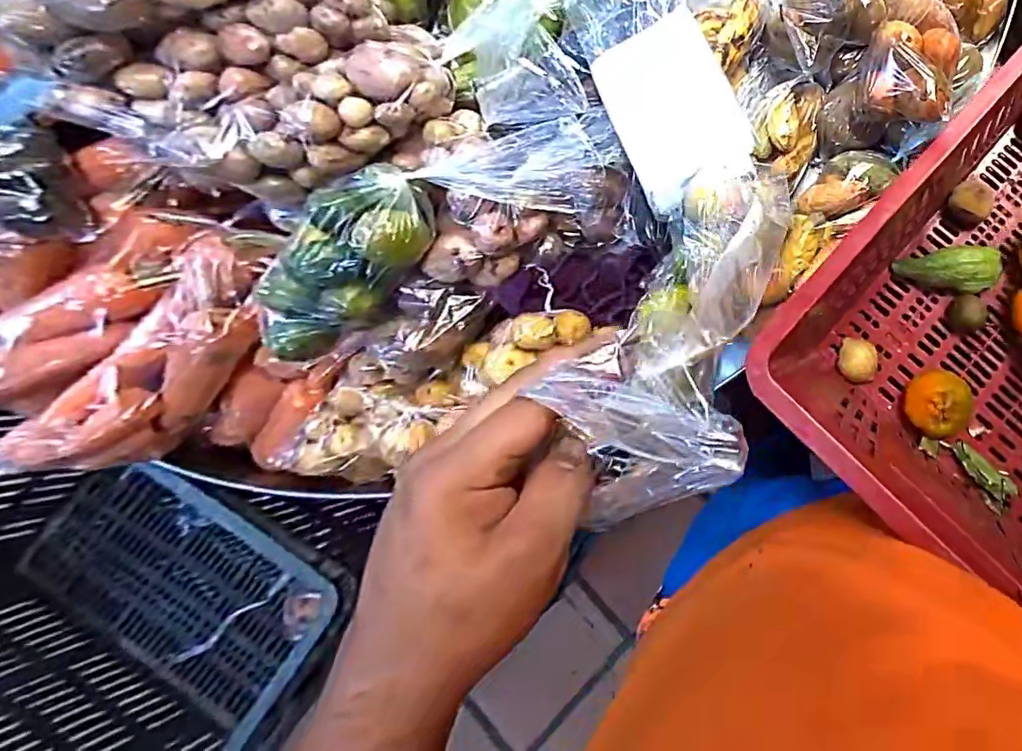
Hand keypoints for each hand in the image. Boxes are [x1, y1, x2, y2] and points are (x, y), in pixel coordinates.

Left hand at [295, 391, 591, 749]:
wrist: (398, 674)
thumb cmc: (469, 615)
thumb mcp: (533, 550)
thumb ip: (563, 481)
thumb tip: (582, 438)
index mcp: (453, 466)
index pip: (531, 403)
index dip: (582, 379)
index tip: (623, 359)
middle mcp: (434, 451)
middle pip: (511, 392)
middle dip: (566, 367)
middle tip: (614, 348)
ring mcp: (430, 466)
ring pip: (500, 409)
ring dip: (550, 391)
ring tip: (596, 376)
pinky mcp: (437, 484)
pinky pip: (492, 435)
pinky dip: (532, 420)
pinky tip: (558, 423)